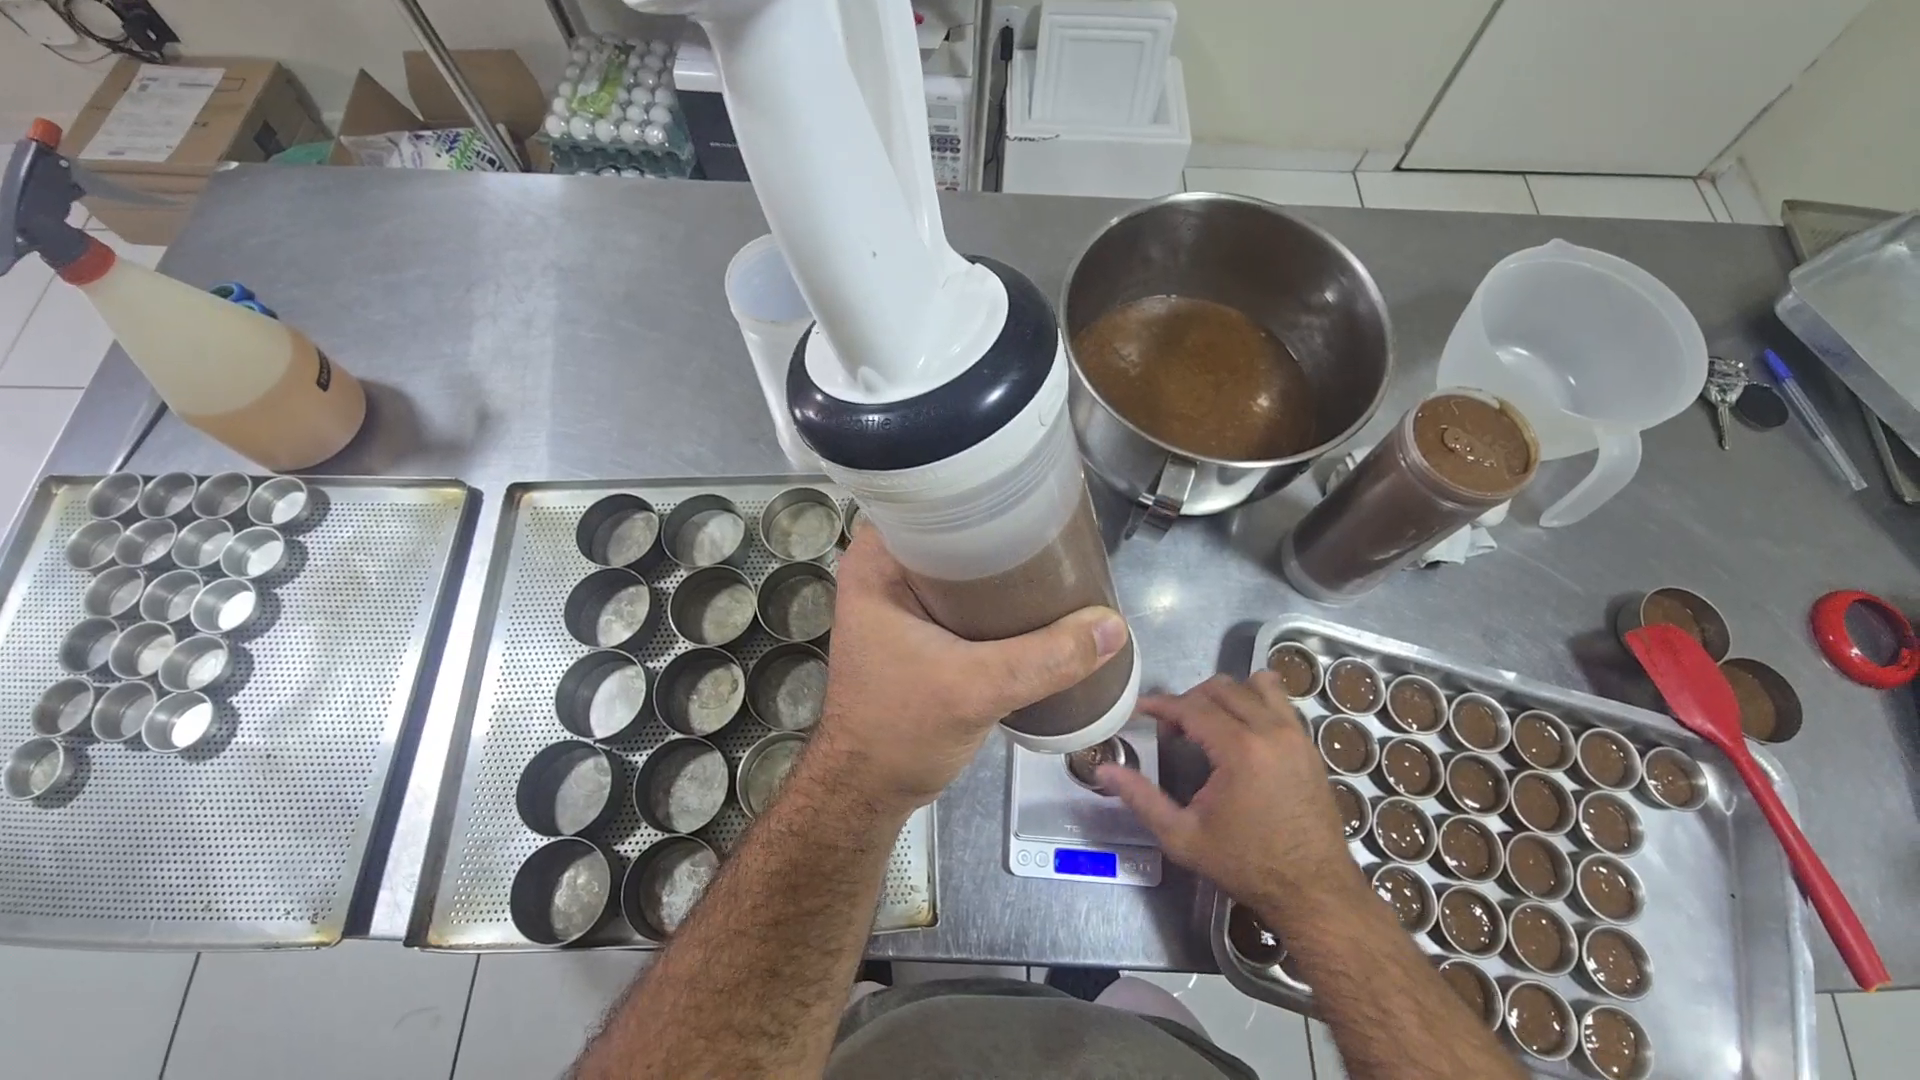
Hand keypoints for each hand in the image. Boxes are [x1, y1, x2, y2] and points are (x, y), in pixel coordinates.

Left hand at [810, 526, 1130, 816]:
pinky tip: (1040, 607)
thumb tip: (1112, 626)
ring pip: (964, 571)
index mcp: (876, 563)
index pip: (933, 504)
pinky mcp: (920, 634)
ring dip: (1006, 574)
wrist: (869, 792)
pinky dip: (999, 605)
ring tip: (1060, 563)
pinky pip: (966, 602)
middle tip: (1061, 531)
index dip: (985, 499)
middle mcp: (884, 573)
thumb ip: (1046, 659)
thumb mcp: (976, 689)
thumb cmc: (898, 732)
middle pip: (955, 536)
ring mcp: (902, 605)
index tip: (1038, 500)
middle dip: (1007, 536)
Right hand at [1098, 674, 1359, 915]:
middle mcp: (1271, 731)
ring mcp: (1296, 735)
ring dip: (1226, 696)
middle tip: (1173, 730)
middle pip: (1222, 688)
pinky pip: (1281, 703)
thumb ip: (1141, 799)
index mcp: (1239, 750)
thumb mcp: (1183, 837)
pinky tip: (1241, 731)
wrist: (1313, 890)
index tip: (1140, 710)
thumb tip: (1104, 770)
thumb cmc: (1245, 865)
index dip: (1161, 705)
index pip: (1191, 707)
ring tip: (1209, 724)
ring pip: (1256, 686)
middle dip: (1190, 700)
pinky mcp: (1310, 746)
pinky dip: (1256, 703)